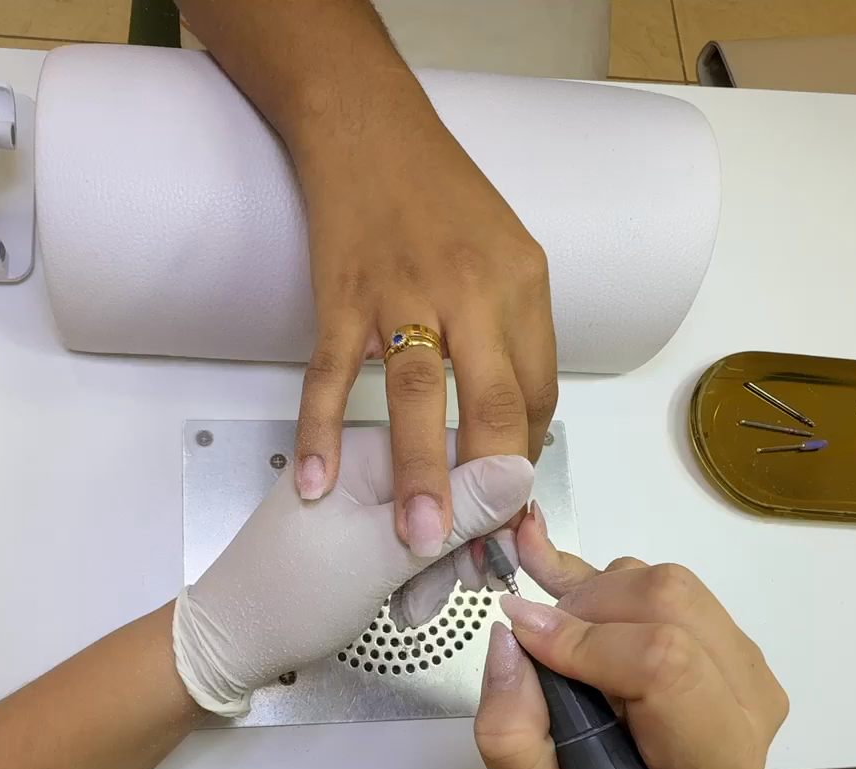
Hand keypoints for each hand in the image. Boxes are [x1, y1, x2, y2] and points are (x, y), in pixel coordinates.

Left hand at [175, 428, 532, 715]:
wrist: (230, 643)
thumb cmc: (293, 593)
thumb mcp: (383, 552)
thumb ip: (458, 511)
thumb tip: (522, 468)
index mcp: (367, 447)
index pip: (459, 451)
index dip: (493, 502)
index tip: (505, 550)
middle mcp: (366, 464)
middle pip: (451, 490)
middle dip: (461, 543)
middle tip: (465, 585)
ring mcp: (360, 501)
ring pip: (434, 524)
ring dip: (437, 568)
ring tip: (414, 607)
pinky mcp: (357, 535)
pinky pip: (408, 545)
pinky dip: (415, 577)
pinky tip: (404, 605)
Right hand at [287, 119, 557, 558]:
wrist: (367, 128)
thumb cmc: (441, 196)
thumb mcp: (506, 256)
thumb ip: (513, 337)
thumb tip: (512, 422)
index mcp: (523, 287)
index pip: (538, 398)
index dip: (522, 465)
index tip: (504, 514)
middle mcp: (472, 291)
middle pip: (493, 405)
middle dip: (486, 490)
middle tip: (473, 553)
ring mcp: (402, 294)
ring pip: (417, 397)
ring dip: (418, 476)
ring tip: (415, 540)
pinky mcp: (342, 296)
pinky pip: (332, 374)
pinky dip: (323, 431)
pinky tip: (318, 483)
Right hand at [473, 505, 788, 768]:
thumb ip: (511, 732)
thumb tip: (509, 636)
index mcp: (714, 755)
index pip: (664, 662)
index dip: (583, 638)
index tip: (520, 633)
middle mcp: (750, 699)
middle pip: (667, 601)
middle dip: (582, 606)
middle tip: (538, 639)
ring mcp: (745, 658)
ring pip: (665, 581)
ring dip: (593, 593)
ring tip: (560, 634)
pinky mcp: (724, 629)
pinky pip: (660, 576)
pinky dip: (595, 569)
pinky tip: (542, 553)